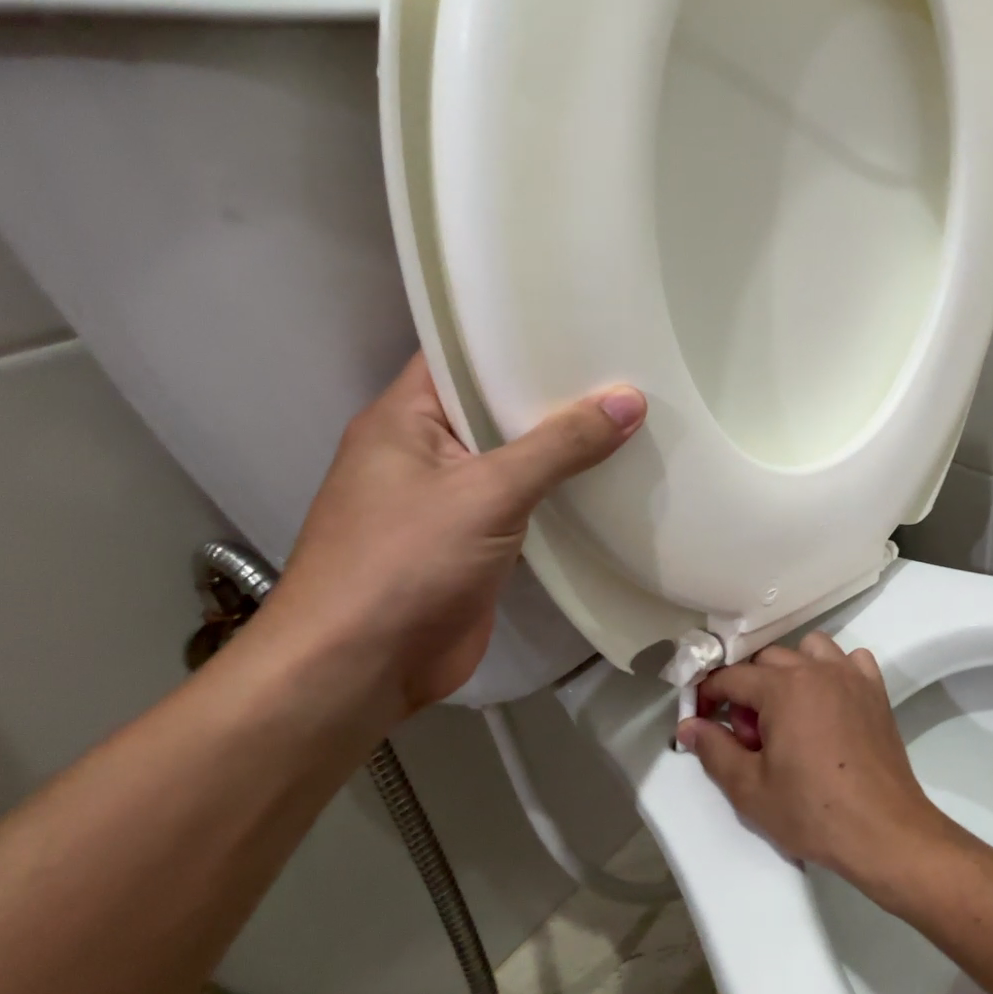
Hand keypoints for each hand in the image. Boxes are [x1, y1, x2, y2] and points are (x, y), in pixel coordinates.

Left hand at [257, 354, 645, 713]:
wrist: (357, 671)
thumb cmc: (403, 562)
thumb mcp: (487, 491)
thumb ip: (560, 445)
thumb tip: (630, 399)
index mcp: (405, 419)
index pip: (462, 355)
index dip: (517, 335)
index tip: (582, 322)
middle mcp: (425, 452)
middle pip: (497, 407)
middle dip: (556, 392)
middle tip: (627, 366)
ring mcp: (449, 501)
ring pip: (516, 458)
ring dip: (565, 446)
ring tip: (634, 414)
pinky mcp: (474, 544)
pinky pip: (525, 503)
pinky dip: (563, 493)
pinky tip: (613, 480)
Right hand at [678, 633, 959, 885]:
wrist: (882, 829)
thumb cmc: (812, 811)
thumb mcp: (749, 789)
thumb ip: (715, 750)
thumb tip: (689, 725)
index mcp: (783, 688)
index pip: (732, 677)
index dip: (709, 695)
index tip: (701, 720)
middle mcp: (818, 669)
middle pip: (769, 659)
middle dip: (749, 690)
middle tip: (751, 738)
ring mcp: (852, 676)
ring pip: (810, 649)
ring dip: (791, 671)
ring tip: (788, 716)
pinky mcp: (876, 690)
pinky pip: (850, 661)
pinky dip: (834, 671)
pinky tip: (829, 706)